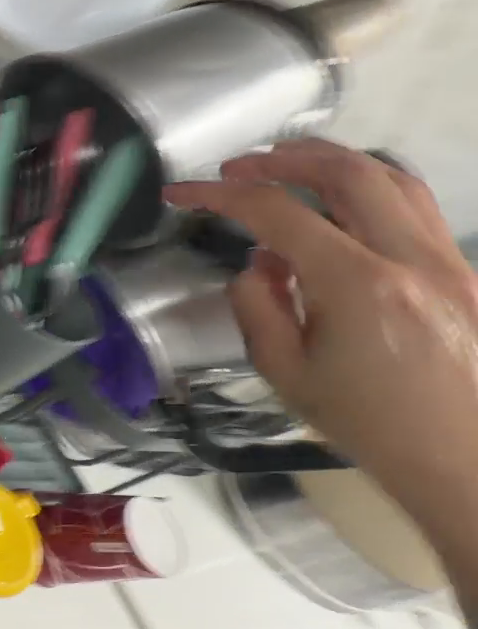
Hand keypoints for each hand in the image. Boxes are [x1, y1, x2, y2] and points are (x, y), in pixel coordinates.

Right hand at [167, 139, 477, 544]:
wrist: (472, 468)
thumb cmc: (368, 425)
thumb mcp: (282, 368)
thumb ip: (257, 302)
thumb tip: (263, 262)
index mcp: (360, 285)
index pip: (276, 211)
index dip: (217, 194)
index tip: (179, 193)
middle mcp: (417, 262)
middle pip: (351, 174)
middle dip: (282, 159)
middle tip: (237, 167)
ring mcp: (456, 266)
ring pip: (397, 183)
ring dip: (333, 165)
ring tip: (288, 167)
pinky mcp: (471, 279)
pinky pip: (417, 213)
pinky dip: (369, 194)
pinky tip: (339, 210)